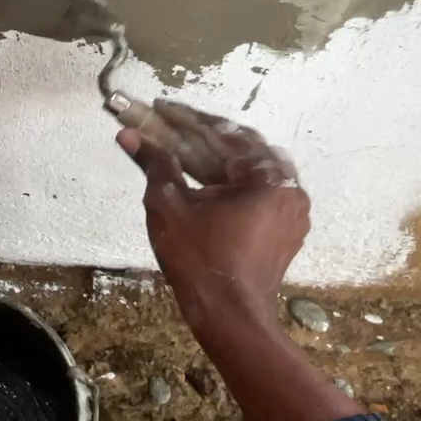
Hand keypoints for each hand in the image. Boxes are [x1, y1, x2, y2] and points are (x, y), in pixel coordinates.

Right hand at [119, 102, 307, 329]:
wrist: (229, 314)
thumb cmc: (198, 255)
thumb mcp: (167, 204)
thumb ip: (154, 163)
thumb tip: (128, 134)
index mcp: (266, 178)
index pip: (224, 134)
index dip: (187, 118)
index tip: (160, 107)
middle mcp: (289, 189)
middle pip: (245, 146)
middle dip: (206, 133)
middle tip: (172, 122)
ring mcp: (292, 211)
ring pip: (256, 167)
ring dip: (221, 153)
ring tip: (188, 146)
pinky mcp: (286, 229)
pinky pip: (261, 189)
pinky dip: (233, 177)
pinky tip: (208, 178)